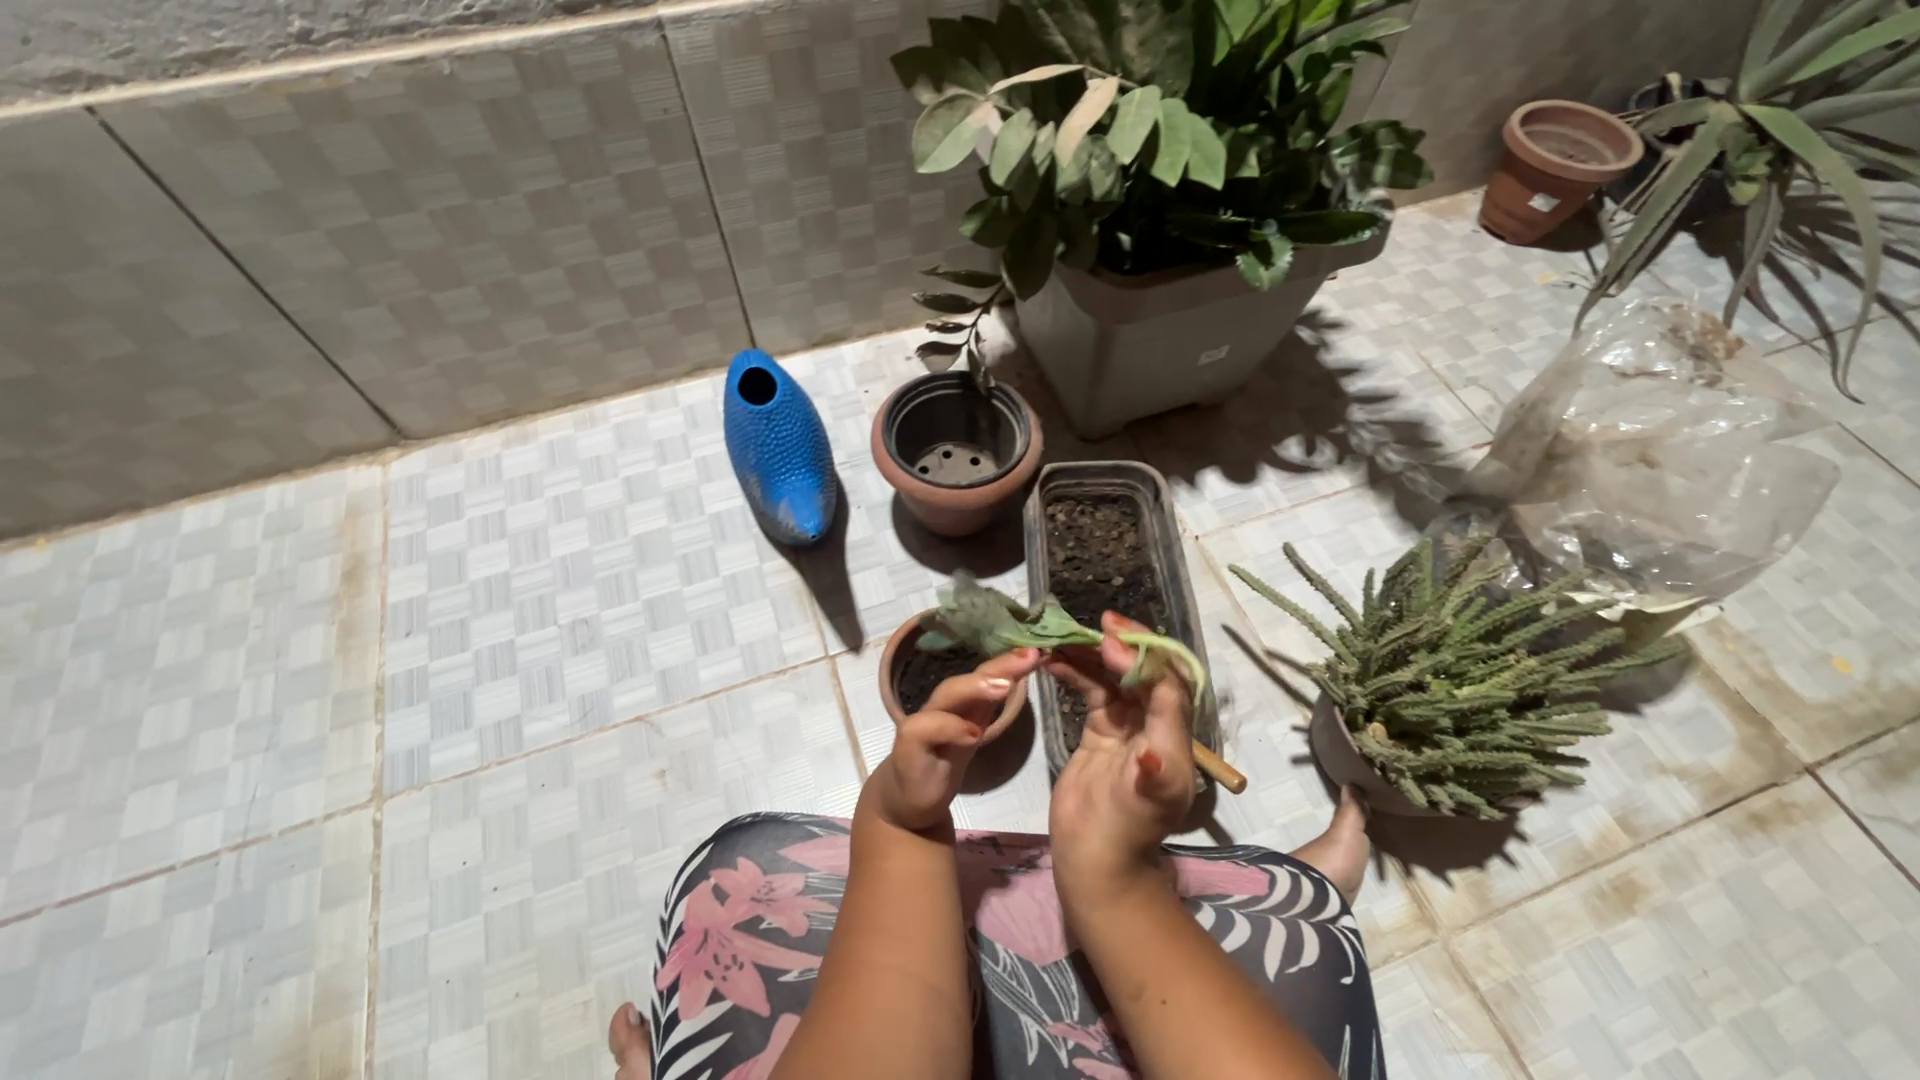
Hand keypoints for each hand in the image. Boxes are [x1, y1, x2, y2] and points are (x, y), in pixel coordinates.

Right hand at [873, 648, 1041, 830]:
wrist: (911, 796)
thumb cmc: (946, 758)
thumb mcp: (977, 728)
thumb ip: (995, 704)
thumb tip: (1026, 676)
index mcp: (962, 699)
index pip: (986, 672)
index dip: (1012, 661)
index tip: (1040, 650)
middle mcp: (943, 703)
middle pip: (969, 676)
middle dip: (998, 665)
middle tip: (1028, 657)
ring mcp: (923, 720)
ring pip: (946, 695)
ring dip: (975, 688)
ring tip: (1005, 686)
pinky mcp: (908, 743)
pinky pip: (926, 729)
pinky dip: (951, 728)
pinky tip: (973, 734)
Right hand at [1047, 613, 1195, 910]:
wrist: (1096, 859)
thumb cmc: (1127, 831)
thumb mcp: (1149, 802)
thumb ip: (1154, 770)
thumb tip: (1151, 747)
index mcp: (1175, 736)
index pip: (1166, 682)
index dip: (1143, 656)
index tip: (1113, 637)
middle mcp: (1154, 724)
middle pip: (1142, 671)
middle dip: (1122, 644)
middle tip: (1097, 623)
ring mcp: (1126, 725)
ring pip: (1113, 677)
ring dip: (1093, 654)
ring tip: (1066, 636)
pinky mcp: (1100, 730)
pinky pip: (1091, 690)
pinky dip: (1075, 673)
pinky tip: (1053, 660)